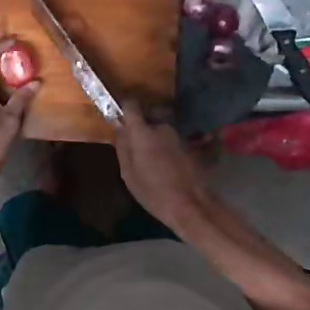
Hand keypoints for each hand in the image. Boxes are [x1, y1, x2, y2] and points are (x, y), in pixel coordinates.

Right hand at [113, 102, 216, 231]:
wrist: (192, 204)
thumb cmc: (154, 192)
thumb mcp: (129, 173)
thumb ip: (123, 146)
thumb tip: (118, 126)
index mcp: (143, 132)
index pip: (131, 105)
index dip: (124, 108)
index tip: (119, 116)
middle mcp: (162, 127)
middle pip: (148, 117)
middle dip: (141, 127)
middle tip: (135, 146)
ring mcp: (178, 135)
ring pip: (161, 129)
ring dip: (155, 138)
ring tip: (151, 160)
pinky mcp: (190, 144)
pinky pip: (171, 140)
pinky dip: (166, 147)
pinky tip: (165, 165)